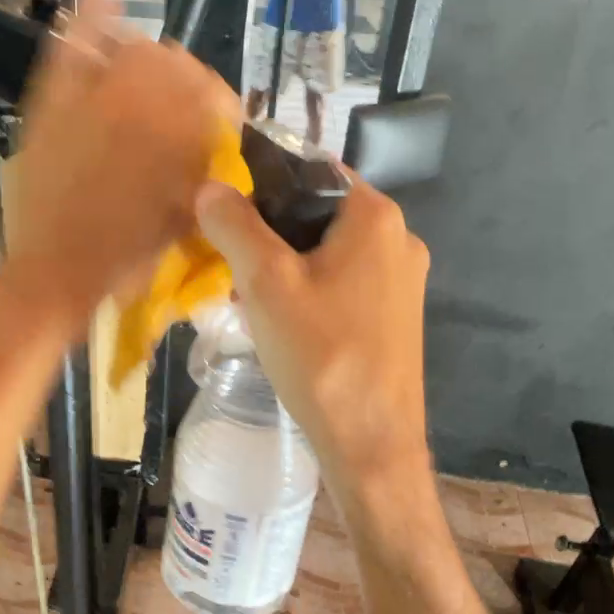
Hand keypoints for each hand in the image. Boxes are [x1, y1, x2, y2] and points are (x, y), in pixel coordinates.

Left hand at [0, 0, 237, 324]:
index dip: (220, 106)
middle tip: (184, 108)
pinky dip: (88, 18)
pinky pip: (73, 47)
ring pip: (134, 51)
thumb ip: (204, 179)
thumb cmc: (122, 262)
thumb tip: (218, 152)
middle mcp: (142, 106)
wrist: (53, 273)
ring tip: (150, 80)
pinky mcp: (54, 102)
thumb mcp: (179, 223)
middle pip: (176, 66)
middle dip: (187, 82)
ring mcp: (94, 98)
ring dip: (150, 59)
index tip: (220, 124)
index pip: (212, 96)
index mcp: (178, 138)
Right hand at [195, 177, 431, 497]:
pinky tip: (284, 330)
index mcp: (375, 216)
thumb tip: (210, 186)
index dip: (264, 184)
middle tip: (233, 271)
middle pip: (319, 214)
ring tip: (251, 306)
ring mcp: (403, 283)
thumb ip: (235, 227)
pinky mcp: (396, 319)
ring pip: (329, 255)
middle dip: (271, 237)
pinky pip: (344, 288)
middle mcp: (399, 239)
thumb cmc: (320, 355)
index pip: (313, 169)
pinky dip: (309, 296)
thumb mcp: (265, 285)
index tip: (226, 217)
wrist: (371, 443)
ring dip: (286, 270)